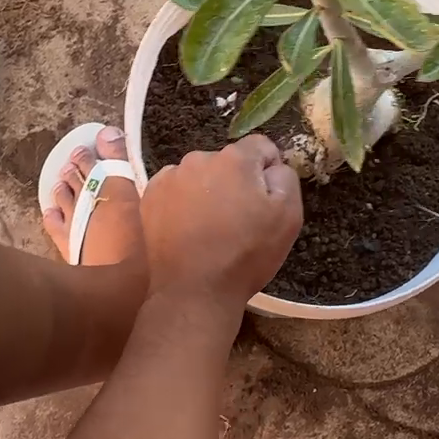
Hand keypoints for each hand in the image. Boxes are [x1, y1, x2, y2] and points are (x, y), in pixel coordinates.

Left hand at [138, 136, 302, 309]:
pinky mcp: (150, 196)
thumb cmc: (246, 255)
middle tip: (238, 218)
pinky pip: (176, 189)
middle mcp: (200, 158)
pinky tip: (188, 229)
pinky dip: (184, 202)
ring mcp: (171, 176)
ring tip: (210, 227)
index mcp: (236, 159)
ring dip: (208, 190)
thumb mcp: (288, 216)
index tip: (265, 200)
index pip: (261, 147)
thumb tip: (272, 166)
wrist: (193, 291)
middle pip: (228, 161)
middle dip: (236, 181)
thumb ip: (286, 178)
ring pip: (201, 175)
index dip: (268, 170)